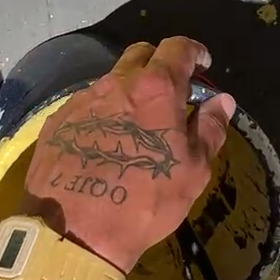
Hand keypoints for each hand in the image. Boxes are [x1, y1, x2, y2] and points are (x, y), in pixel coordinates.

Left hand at [22, 37, 235, 273]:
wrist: (74, 231)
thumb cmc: (145, 201)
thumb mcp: (193, 171)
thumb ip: (209, 128)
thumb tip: (222, 100)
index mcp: (155, 88)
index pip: (178, 48)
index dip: (194, 52)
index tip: (202, 64)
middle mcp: (115, 83)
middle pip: (140, 55)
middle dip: (159, 63)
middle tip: (171, 89)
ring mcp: (81, 100)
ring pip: (110, 81)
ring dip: (129, 91)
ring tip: (137, 121)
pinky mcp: (57, 121)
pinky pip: (86, 105)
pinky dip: (103, 113)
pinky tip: (105, 140)